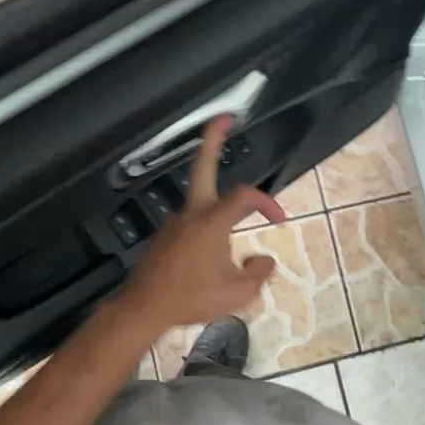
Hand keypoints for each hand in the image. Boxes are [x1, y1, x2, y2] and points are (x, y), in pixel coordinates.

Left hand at [113, 115, 286, 331]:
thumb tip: (262, 258)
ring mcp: (173, 223)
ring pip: (199, 202)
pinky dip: (205, 229)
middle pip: (203, 166)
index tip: (279, 219)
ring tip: (235, 217)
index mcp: (212, 220)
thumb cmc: (193, 298)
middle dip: (213, 139)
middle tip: (223, 117)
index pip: (245, 196)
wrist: (145, 307)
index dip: (267, 201)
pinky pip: (190, 225)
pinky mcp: (163, 238)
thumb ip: (259, 272)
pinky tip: (209, 254)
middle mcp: (191, 213)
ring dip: (217, 200)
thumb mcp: (239, 292)